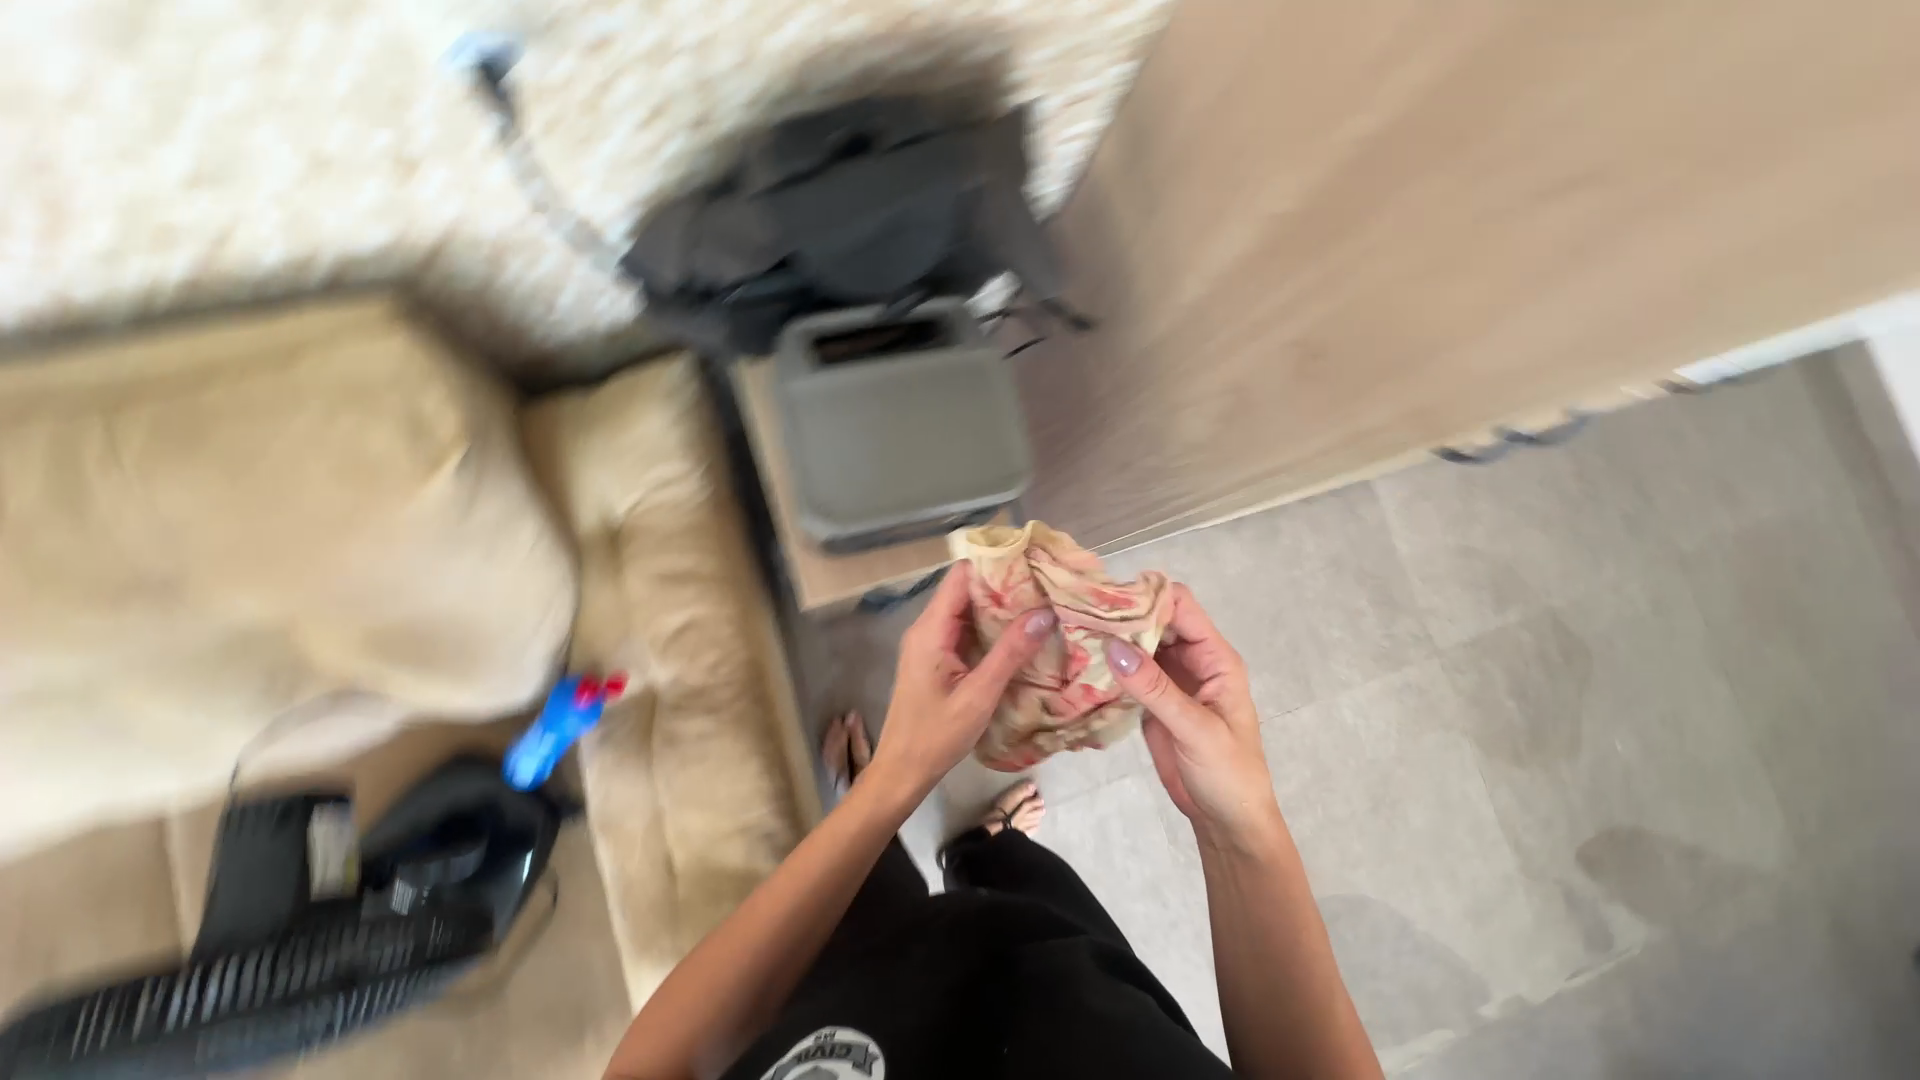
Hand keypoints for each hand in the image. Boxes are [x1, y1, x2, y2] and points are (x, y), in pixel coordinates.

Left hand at [868, 562, 1056, 798]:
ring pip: (967, 612)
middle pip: (965, 591)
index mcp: (931, 630)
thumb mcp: (979, 695)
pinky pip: (964, 633)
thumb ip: (1010, 653)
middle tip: (1045, 588)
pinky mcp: (936, 660)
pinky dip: (990, 631)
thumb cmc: (936, 735)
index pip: (961, 577)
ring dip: (999, 610)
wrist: (902, 771)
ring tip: (1040, 607)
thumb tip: (1044, 613)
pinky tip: (1019, 638)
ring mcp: (929, 644)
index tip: (1031, 566)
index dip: (994, 566)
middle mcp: (927, 629)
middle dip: (1004, 587)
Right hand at [1104, 584, 1282, 847]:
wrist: (1227, 821)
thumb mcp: (1196, 730)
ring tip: (1074, 631)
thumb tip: (1114, 646)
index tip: (1107, 600)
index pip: (1181, 608)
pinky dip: (1109, 665)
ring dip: (1113, 638)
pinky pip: (1129, 672)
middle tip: (1081, 614)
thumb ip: (1156, 689)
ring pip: (1139, 644)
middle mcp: (1193, 661)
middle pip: (1156, 621)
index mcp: (1215, 658)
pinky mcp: (1152, 701)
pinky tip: (1082, 661)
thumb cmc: (1228, 773)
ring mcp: (1171, 680)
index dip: (1148, 598)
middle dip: (1123, 615)